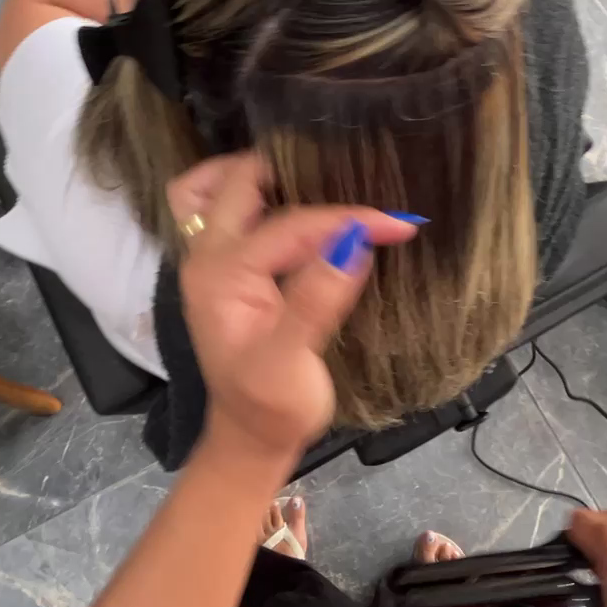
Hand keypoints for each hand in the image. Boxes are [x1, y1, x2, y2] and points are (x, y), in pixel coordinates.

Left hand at [172, 154, 418, 462]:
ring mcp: (210, 260)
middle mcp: (207, 258)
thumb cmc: (271, 407)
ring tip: (312, 172)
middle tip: (344, 174)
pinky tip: (295, 197)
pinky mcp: (225, 268)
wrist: (251, 437)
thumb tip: (353, 242)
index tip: (400, 222)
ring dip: (258, 172)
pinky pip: (224, 209)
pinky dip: (256, 193)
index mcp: (222, 276)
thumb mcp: (290, 365)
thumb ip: (314, 302)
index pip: (290, 225)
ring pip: (212, 188)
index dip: (347, 219)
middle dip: (289, 169)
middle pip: (232, 182)